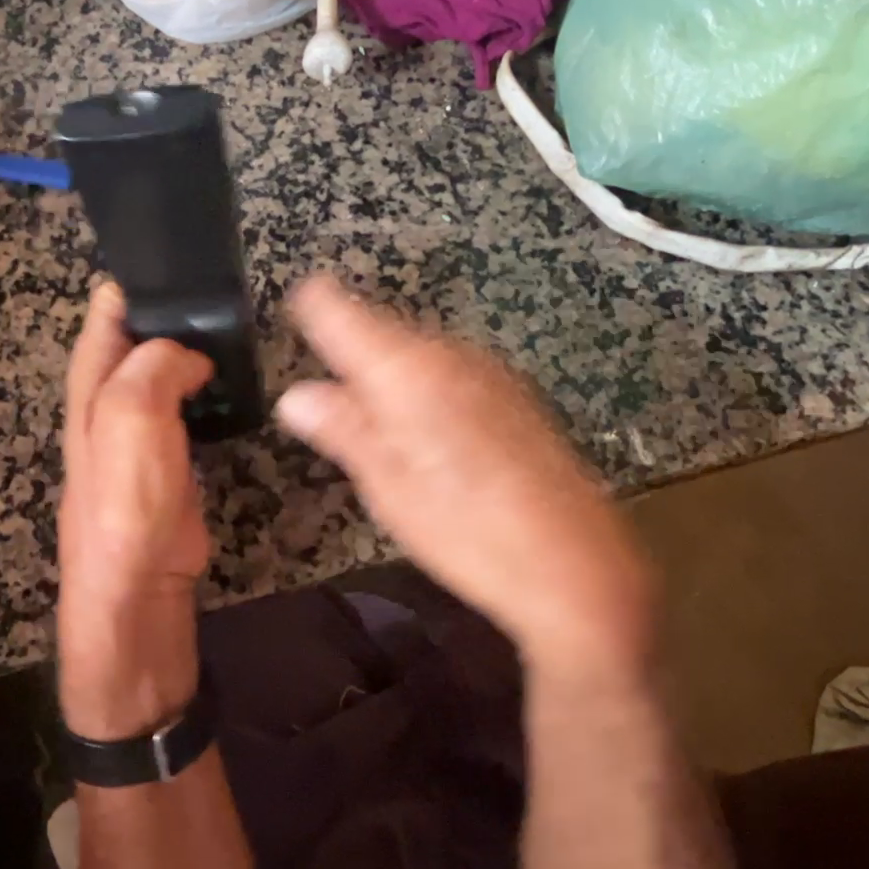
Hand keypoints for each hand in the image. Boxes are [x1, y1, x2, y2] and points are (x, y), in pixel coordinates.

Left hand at [57, 281, 215, 739]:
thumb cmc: (126, 504)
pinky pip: (186, 415)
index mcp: (91, 390)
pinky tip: (229, 387)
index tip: (170, 263)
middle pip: (134, 346)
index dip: (130, 288)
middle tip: (214, 294)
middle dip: (166, 318)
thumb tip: (188, 354)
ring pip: (163, 379)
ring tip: (227, 330)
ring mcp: (140, 440)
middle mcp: (109, 409)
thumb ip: (156, 369)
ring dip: (187, 355)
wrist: (138, 592)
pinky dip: (205, 395)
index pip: (104, 320)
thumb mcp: (132, 419)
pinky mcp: (171, 468)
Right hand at [274, 275, 654, 669]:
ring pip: (418, 352)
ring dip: (388, 370)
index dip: (315, 305)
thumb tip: (296, 396)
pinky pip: (450, 373)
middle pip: (384, 329)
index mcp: (407, 373)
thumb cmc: (468, 532)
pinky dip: (424, 388)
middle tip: (324, 380)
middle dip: (351, 346)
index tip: (295, 305)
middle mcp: (450, 357)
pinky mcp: (513, 397)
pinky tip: (422, 431)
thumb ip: (342, 430)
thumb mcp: (388, 488)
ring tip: (367, 411)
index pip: (345, 313)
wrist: (573, 564)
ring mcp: (488, 374)